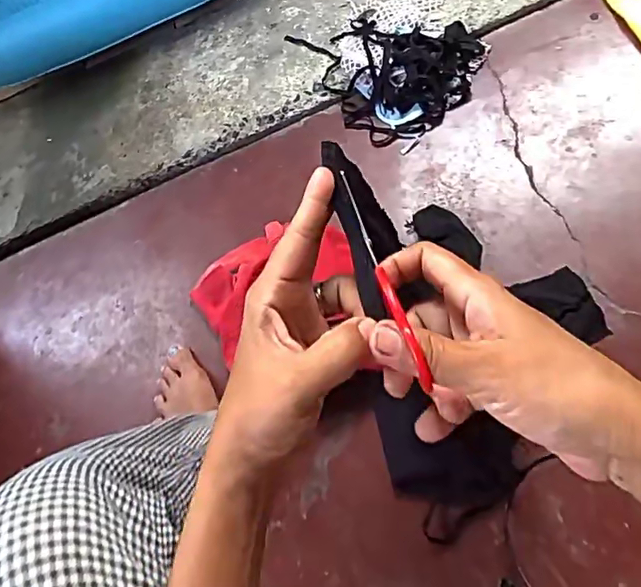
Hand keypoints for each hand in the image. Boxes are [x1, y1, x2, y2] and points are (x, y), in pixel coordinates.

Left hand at [209, 168, 373, 476]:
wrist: (252, 468)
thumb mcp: (297, 381)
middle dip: (361, 281)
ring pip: (351, 300)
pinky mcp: (323, 349)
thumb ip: (341, 350)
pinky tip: (382, 349)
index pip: (296, 242)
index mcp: (272, 299)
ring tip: (383, 343)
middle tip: (388, 294)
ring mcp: (309, 327)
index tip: (326, 173)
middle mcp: (291, 304)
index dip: (313, 207)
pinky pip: (355, 325)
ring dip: (368, 316)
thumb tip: (381, 323)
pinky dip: (369, 334)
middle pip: (334, 272)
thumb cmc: (258, 417)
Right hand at [362, 242, 640, 481]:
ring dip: (423, 378)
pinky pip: (458, 385)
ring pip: (439, 353)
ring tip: (414, 406)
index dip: (397, 270)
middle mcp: (480, 317)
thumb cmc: (549, 384)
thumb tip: (370, 333)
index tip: (368, 301)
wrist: (612, 431)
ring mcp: (490, 352)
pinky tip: (436, 430)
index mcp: (478, 296)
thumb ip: (425, 355)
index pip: (429, 260)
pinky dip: (444, 404)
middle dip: (404, 342)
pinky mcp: (499, 385)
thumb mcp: (482, 370)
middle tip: (389, 378)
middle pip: (426, 314)